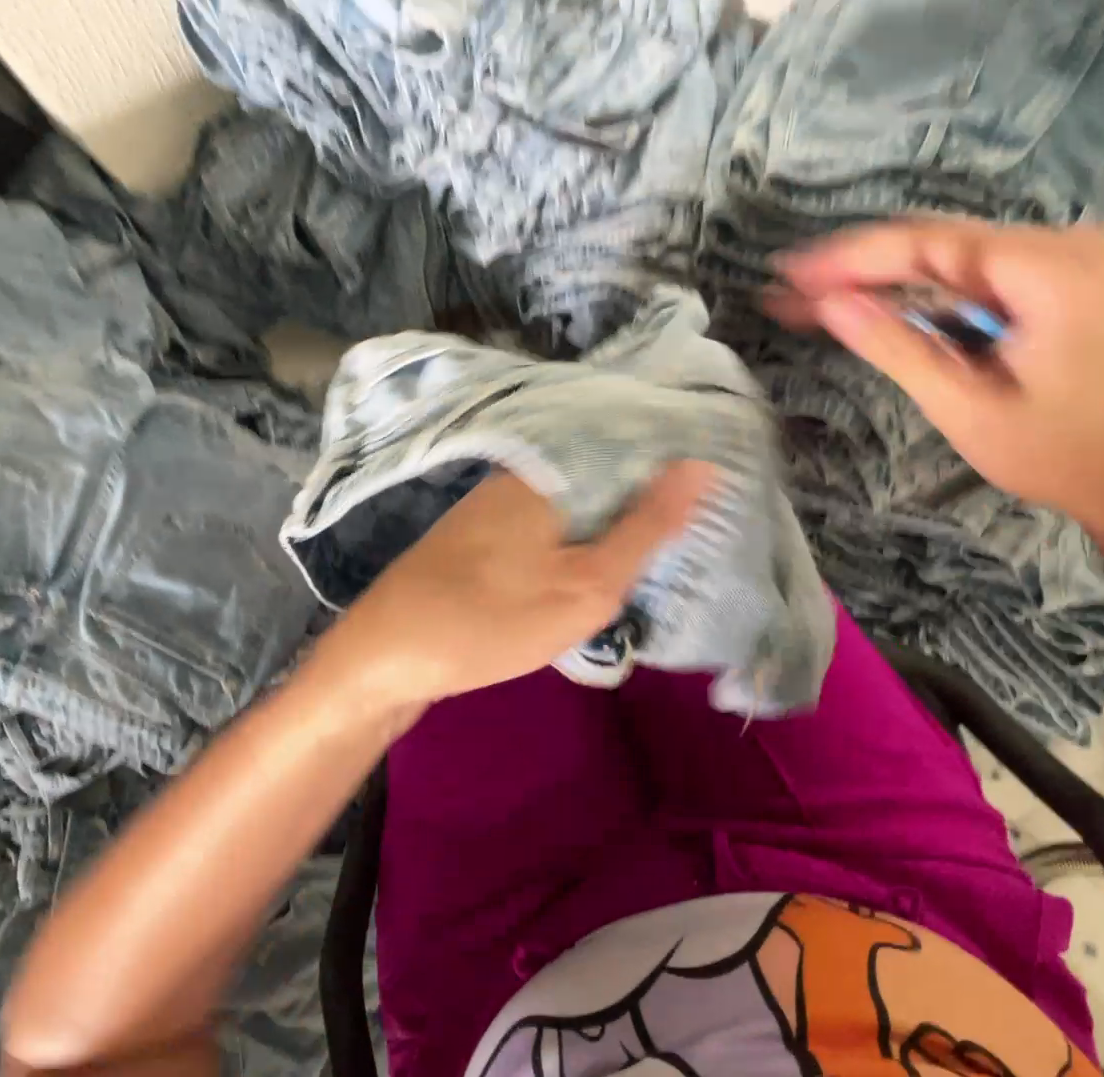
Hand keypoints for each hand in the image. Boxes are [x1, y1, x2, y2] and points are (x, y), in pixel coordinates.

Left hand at [304, 463, 715, 714]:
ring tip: (655, 559)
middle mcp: (521, 474)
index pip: (635, 448)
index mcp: (551, 471)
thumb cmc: (490, 621)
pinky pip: (546, 527)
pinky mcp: (479, 537)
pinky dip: (576, 545)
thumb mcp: (586, 584)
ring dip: (612, 528)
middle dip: (648, 504)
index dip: (678, 473)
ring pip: (574, 505)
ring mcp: (494, 505)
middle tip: (693, 543)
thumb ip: (646, 527)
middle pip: (604, 476)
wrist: (385, 657)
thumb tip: (703, 465)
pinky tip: (591, 572)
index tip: (718, 502)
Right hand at [765, 220, 1103, 542]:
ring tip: (815, 297)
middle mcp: (1072, 244)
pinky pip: (975, 272)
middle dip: (860, 268)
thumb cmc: (1052, 455)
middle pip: (940, 244)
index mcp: (1057, 273)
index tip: (789, 271)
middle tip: (789, 287)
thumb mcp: (964, 407)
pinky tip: (873, 302)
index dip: (852, 258)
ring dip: (884, 279)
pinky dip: (923, 291)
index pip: (932, 247)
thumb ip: (897, 348)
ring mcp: (1072, 254)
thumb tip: (828, 305)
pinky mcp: (1062, 272)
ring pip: (951, 256)